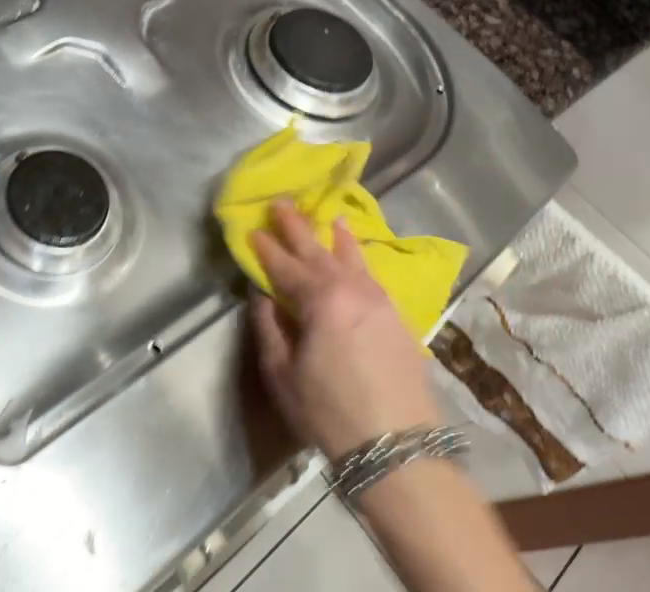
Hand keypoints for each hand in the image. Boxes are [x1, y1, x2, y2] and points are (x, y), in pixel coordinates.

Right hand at [249, 200, 439, 462]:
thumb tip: (262, 295)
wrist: (399, 447)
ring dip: (334, 235)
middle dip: (296, 227)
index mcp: (319, 300)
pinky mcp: (397, 316)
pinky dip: (359, 255)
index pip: (284, 265)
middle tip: (280, 203)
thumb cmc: (329, 412)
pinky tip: (354, 250)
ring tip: (327, 215)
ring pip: (351, 257)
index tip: (250, 229)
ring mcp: (379, 300)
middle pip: (317, 251)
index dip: (264, 248)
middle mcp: (351, 289)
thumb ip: (269, 327)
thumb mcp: (282, 374)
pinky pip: (371, 273)